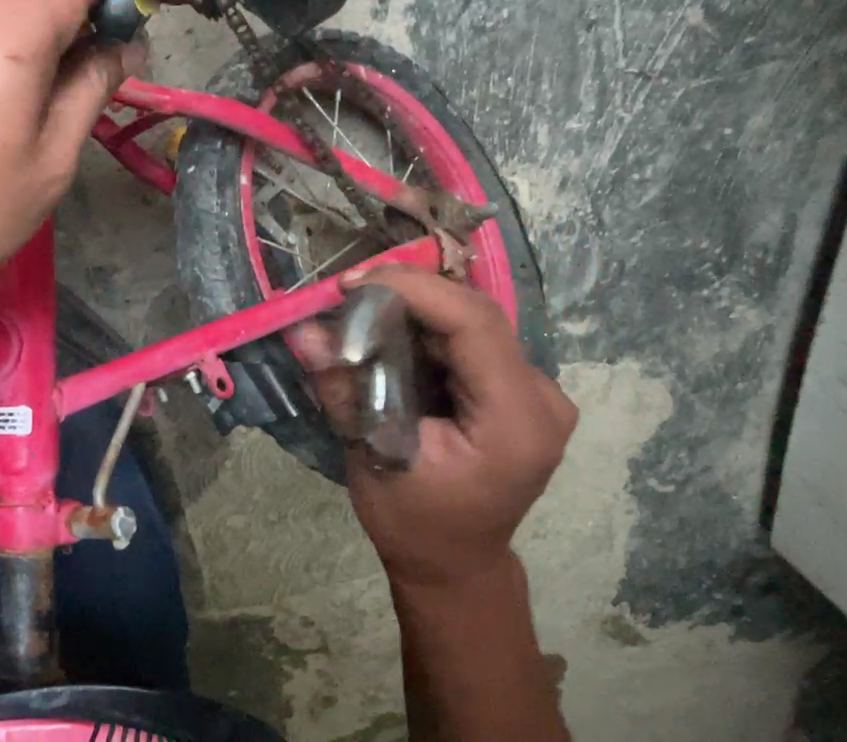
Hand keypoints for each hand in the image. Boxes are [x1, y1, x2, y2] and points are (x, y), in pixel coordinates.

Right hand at [291, 266, 576, 588]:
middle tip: (348, 294)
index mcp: (516, 422)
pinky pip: (473, 341)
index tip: (352, 283)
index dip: (415, 289)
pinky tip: (389, 335)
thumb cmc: (413, 521)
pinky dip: (427, 330)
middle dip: (408, 295)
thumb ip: (343, 388)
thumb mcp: (370, 455)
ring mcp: (540, 395)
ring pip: (473, 323)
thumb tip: (304, 331)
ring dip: (415, 311)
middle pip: (476, 317)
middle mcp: (543, 400)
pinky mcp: (522, 393)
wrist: (454, 564)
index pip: (474, 324)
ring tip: (360, 312)